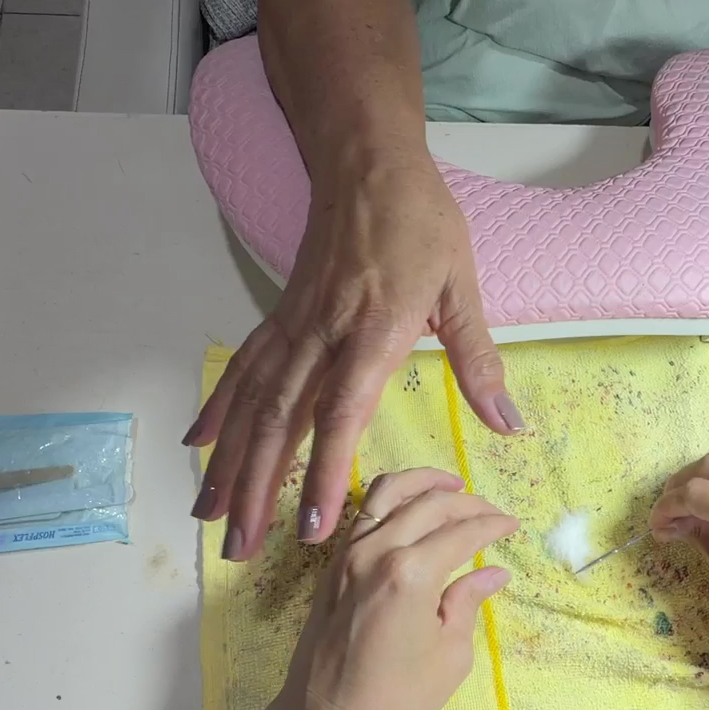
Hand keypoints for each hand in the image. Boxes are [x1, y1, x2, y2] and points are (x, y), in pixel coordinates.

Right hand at [185, 163, 522, 559]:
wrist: (369, 163)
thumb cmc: (422, 223)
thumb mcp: (462, 287)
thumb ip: (479, 360)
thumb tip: (510, 425)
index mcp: (374, 332)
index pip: (341, 413)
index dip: (325, 472)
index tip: (313, 528)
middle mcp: (323, 335)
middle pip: (281, 420)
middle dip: (258, 488)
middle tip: (239, 546)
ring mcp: (295, 325)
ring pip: (252, 402)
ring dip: (229, 462)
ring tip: (208, 513)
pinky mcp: (281, 316)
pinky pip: (243, 368)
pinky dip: (219, 408)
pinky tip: (199, 443)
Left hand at [250, 467, 517, 709]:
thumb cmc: (395, 704)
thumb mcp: (450, 656)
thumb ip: (468, 601)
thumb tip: (493, 573)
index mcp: (411, 574)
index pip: (462, 532)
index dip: (492, 525)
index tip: (513, 524)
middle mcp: (376, 551)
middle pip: (430, 503)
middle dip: (468, 502)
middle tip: (492, 512)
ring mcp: (348, 553)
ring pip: (389, 492)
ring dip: (424, 483)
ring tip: (452, 485)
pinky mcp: (333, 564)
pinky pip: (366, 512)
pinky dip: (393, 499)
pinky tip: (413, 508)